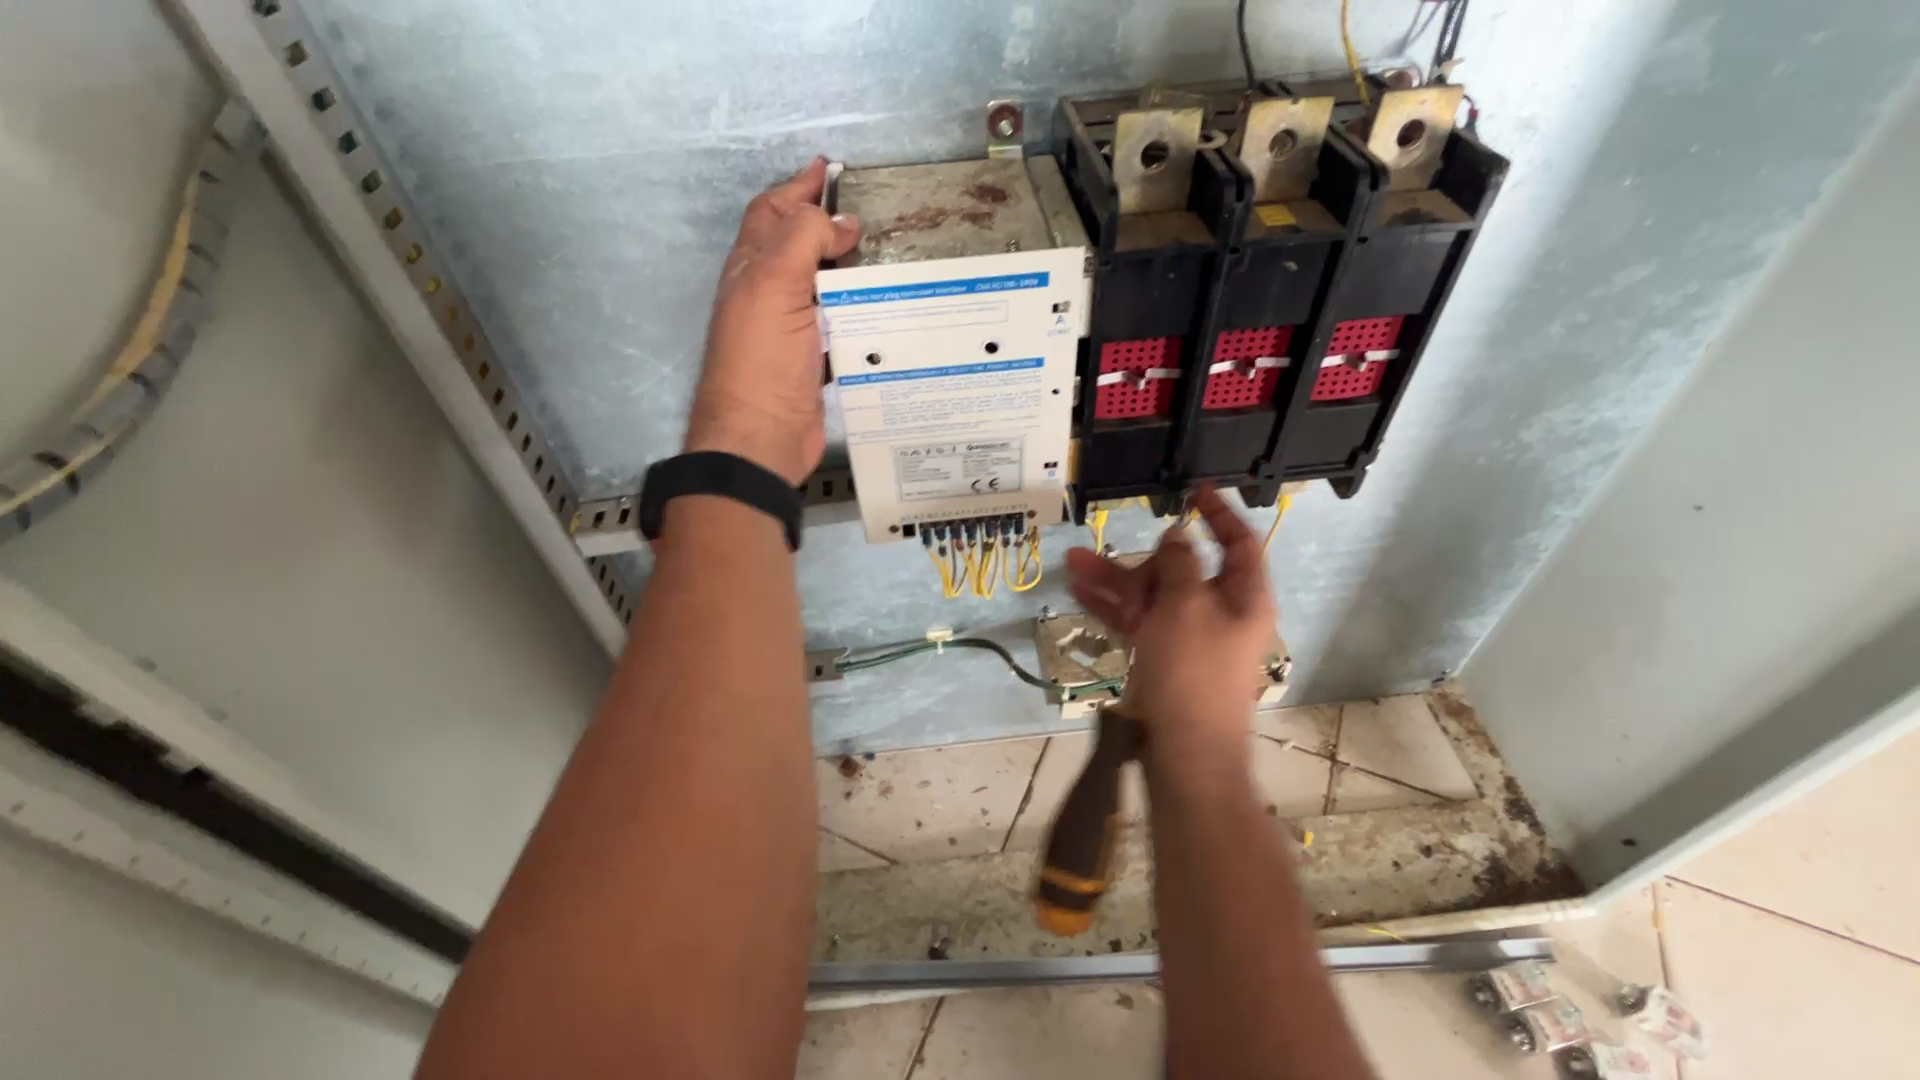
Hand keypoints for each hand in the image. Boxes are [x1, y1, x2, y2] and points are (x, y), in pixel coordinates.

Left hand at [685, 158, 861, 484]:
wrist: (761, 437)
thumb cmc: (762, 358)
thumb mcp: (775, 284)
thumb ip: (801, 240)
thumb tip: (838, 221)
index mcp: (751, 269)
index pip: (772, 213)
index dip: (798, 188)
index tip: (830, 168)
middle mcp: (768, 295)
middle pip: (797, 247)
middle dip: (826, 224)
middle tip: (868, 214)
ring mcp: (791, 331)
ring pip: (822, 287)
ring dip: (848, 269)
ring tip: (885, 255)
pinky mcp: (814, 362)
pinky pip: (840, 326)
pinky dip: (860, 312)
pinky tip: (885, 310)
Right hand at [1065, 487, 1276, 760]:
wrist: (1186, 752)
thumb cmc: (1194, 672)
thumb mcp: (1185, 606)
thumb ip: (1178, 564)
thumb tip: (1177, 537)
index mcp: (1243, 598)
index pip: (1238, 543)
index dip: (1219, 514)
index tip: (1194, 491)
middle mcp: (1219, 614)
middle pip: (1184, 570)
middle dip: (1146, 562)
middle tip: (1121, 569)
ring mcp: (1189, 638)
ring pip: (1152, 595)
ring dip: (1116, 578)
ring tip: (1072, 561)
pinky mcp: (1164, 658)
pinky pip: (1138, 621)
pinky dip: (1113, 606)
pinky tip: (1079, 590)